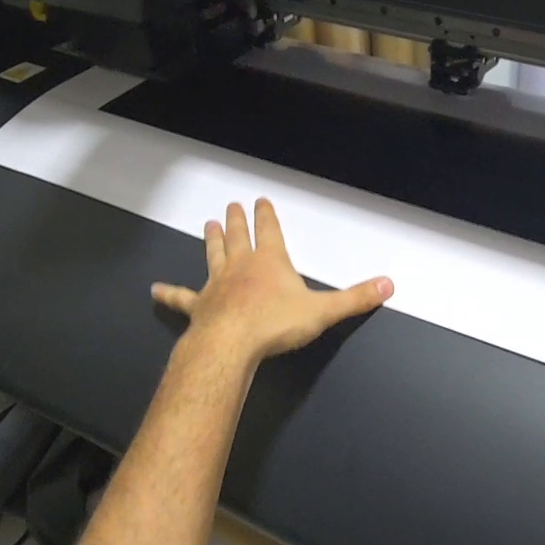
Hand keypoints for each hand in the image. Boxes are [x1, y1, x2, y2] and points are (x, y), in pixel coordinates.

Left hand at [151, 199, 392, 361]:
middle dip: (237, 221)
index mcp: (270, 262)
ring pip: (212, 256)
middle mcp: (240, 266)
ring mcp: (216, 285)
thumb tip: (389, 285)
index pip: (269, 231)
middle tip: (232, 206)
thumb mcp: (323, 311)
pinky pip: (182, 297)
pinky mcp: (198, 307)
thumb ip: (355, 299)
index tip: (260, 200)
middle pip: (238, 237)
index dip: (266, 215)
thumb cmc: (275, 324)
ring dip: (211, 241)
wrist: (230, 344)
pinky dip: (170, 293)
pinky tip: (155, 289)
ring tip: (208, 225)